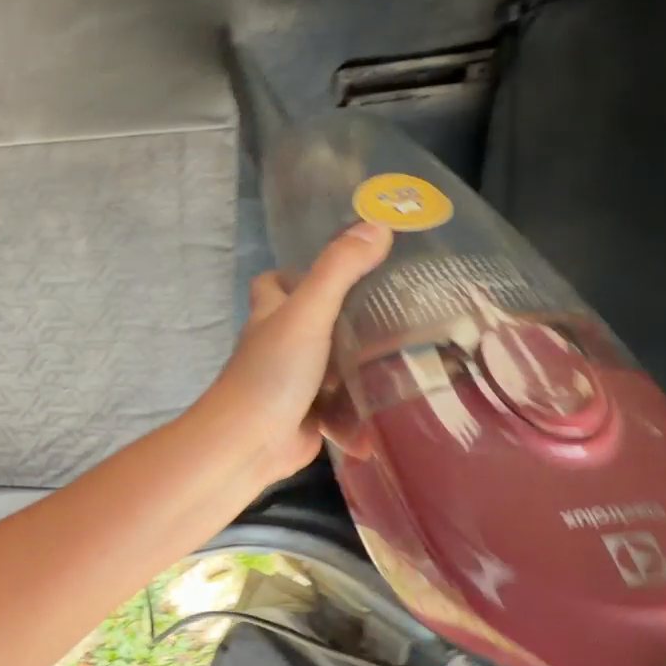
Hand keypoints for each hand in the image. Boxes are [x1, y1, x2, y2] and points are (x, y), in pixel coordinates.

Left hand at [200, 221, 392, 488]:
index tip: (347, 269)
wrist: (249, 442)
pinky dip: (362, 413)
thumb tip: (376, 223)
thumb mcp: (308, 314)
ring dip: (362, 366)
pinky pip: (340, 410)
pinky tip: (399, 409)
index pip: (274, 283)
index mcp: (270, 317)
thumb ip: (338, 271)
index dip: (299, 272)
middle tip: (398, 311)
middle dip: (346, 319)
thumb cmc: (272, 372)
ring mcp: (291, 383)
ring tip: (417, 355)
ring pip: (330, 367)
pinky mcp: (307, 418)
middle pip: (309, 323)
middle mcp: (276, 346)